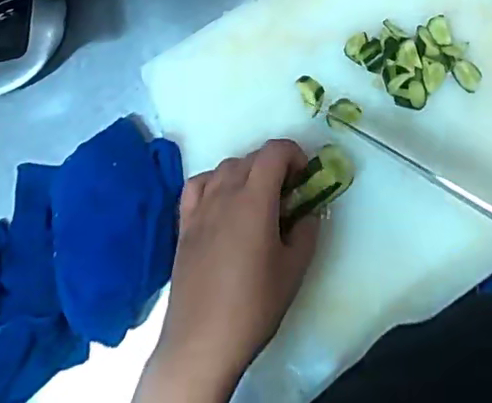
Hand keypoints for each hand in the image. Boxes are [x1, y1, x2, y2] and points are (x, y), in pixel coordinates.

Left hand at [135, 140, 321, 402]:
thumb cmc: (254, 305)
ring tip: (257, 201)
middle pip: (251, 157)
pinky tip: (222, 203)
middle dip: (274, 166)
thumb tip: (307, 213)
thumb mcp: (294, 270)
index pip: (274, 151)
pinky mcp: (184, 223)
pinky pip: (198, 185)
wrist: (202, 340)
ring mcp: (200, 206)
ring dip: (246, 172)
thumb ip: (306, 232)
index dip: (294, 154)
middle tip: (288, 195)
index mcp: (254, 198)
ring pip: (225, 167)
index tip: (304, 178)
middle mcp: (224, 192)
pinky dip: (214, 182)